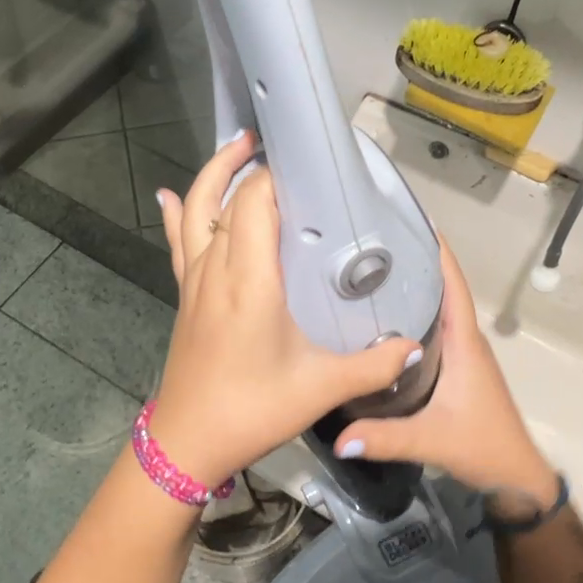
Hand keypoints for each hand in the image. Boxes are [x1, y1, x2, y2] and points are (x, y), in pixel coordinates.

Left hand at [147, 132, 420, 487]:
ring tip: (235, 148)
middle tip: (268, 139)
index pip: (254, 203)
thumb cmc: (253, 409)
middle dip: (244, 162)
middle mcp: (216, 268)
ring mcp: (194, 281)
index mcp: (249, 279)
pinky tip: (168, 195)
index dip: (275, 175)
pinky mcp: (185, 296)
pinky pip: (178, 242)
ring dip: (212, 176)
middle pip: (223, 197)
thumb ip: (373, 365)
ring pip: (194, 212)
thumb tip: (414, 346)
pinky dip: (175, 214)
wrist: (187, 442)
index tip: (306, 163)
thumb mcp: (321, 389)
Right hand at [333, 241, 561, 517]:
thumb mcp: (432, 441)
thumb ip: (385, 438)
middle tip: (370, 247)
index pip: (454, 287)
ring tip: (368, 276)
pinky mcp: (456, 371)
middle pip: (441, 292)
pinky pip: (431, 332)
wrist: (515, 477)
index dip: (438, 254)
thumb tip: (337, 437)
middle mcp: (465, 342)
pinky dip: (410, 318)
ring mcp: (462, 356)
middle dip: (413, 265)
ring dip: (411, 291)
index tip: (413, 223)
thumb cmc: (483, 447)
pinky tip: (379, 324)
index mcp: (464, 344)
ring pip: (436, 312)